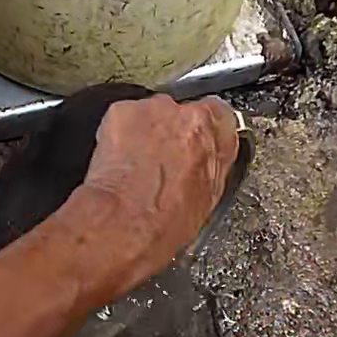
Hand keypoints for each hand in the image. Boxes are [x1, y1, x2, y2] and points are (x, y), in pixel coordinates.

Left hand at [65, 95, 240, 292]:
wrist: (125, 224)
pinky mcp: (120, 114)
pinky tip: (116, 163)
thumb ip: (211, 167)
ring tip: (133, 168)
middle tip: (157, 164)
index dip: (202, 136)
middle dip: (169, 135)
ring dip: (143, 135)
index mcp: (215, 135)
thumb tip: (203, 163)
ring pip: (149, 117)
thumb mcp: (207, 199)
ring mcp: (153, 112)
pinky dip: (118, 137)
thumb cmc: (164, 222)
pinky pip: (121, 120)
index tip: (191, 149)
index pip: (219, 117)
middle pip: (179, 116)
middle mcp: (188, 116)